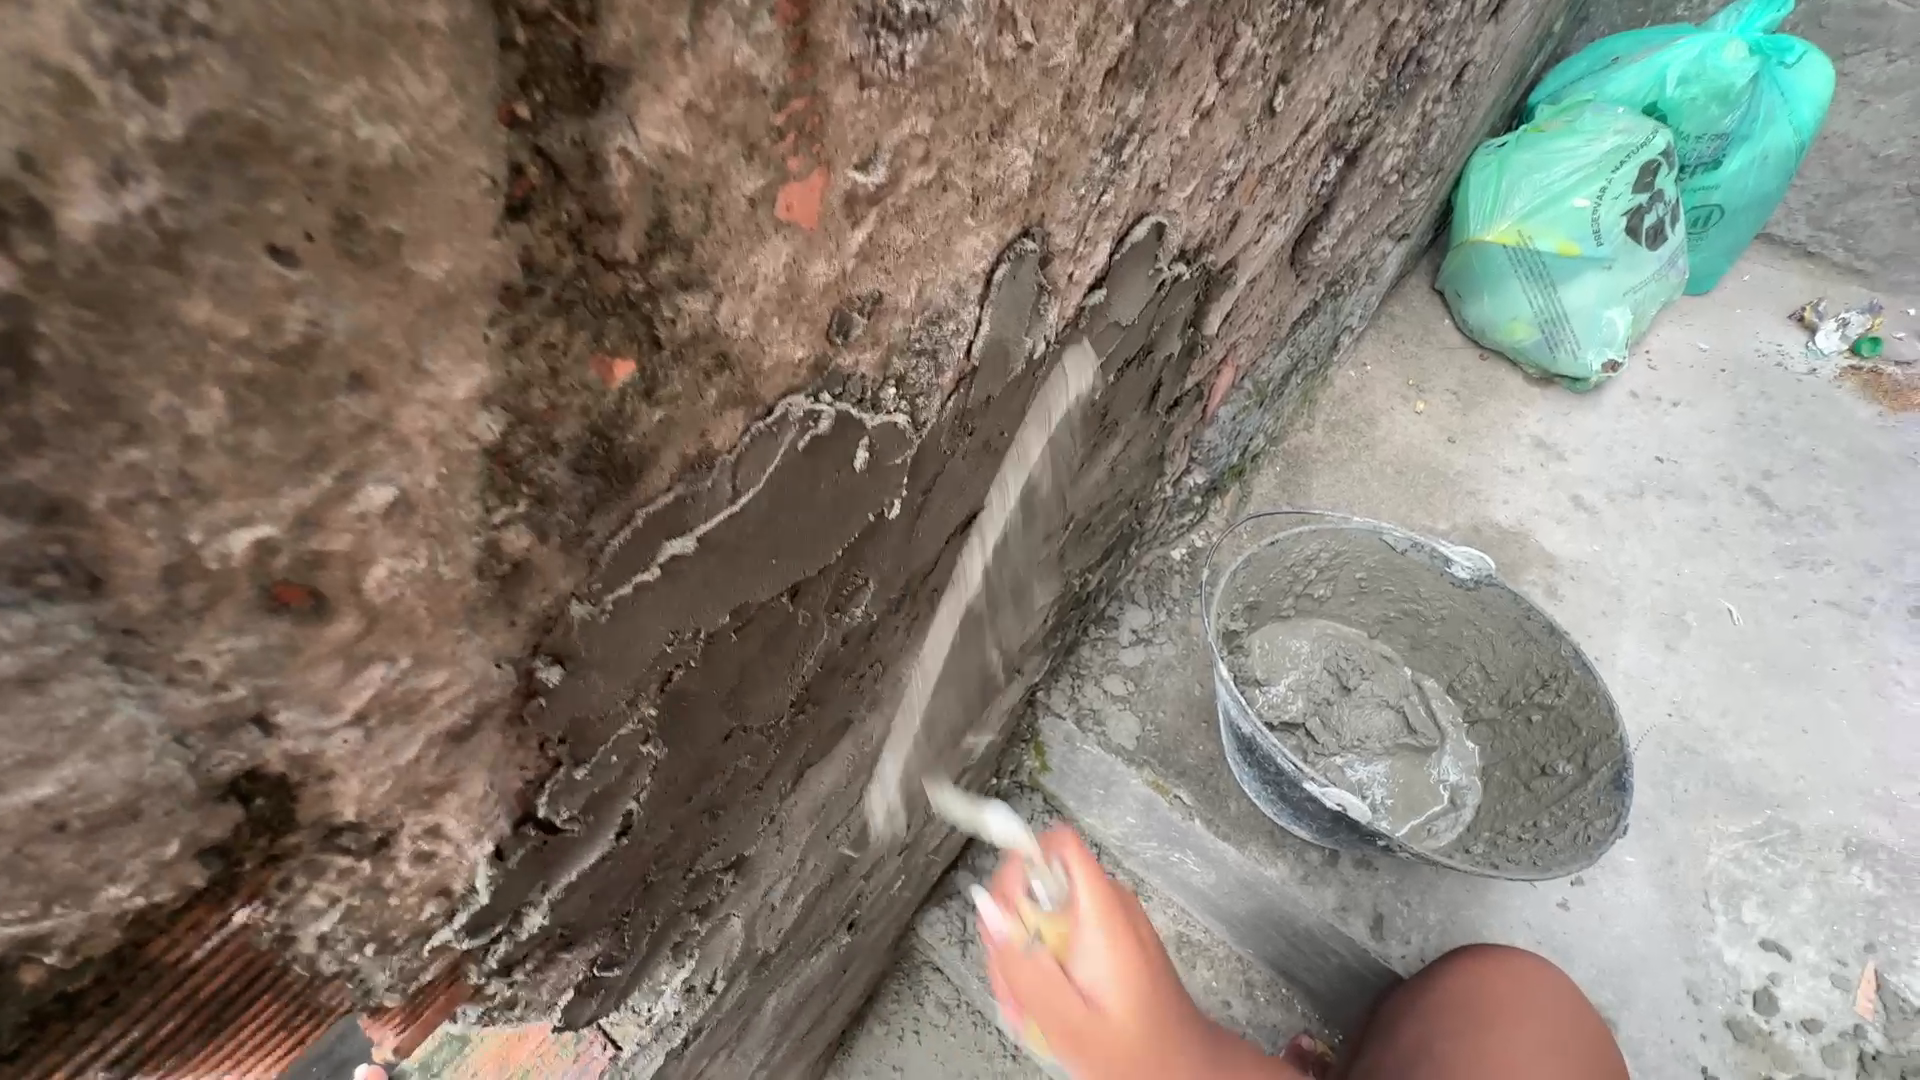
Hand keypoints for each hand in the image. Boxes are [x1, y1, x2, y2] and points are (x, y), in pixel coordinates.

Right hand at [972, 826, 1306, 1079]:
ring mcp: (1110, 914)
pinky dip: (1045, 957)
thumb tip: (988, 912)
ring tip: (1026, 1005)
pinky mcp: (1109, 932)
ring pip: (1044, 906)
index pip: (1057, 843)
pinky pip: (1061, 925)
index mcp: (1101, 910)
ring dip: (1024, 950)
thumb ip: (1024, 967)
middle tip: (1010, 983)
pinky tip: (1046, 1002)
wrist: (1188, 1071)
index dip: (1019, 863)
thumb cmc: (1139, 1055)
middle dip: (1012, 926)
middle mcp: (1107, 900)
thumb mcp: (1069, 1023)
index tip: (1001, 909)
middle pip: (1039, 880)